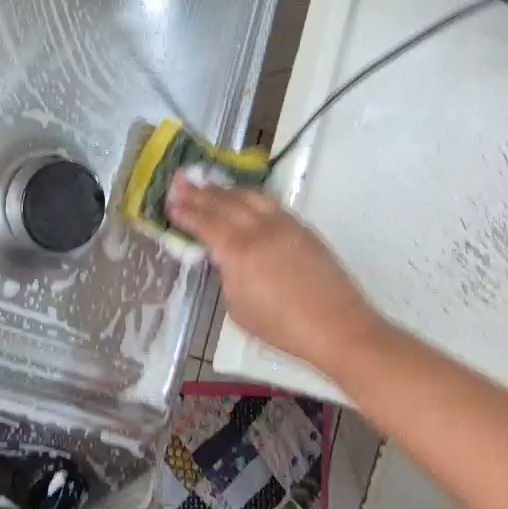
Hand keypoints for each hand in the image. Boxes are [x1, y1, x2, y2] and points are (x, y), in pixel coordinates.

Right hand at [165, 173, 388, 367]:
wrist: (337, 327)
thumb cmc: (281, 326)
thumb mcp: (237, 306)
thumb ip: (227, 274)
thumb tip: (226, 258)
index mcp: (237, 251)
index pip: (205, 223)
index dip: (185, 213)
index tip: (170, 205)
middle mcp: (259, 230)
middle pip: (224, 203)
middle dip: (199, 192)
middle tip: (181, 182)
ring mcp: (284, 225)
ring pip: (249, 196)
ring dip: (225, 189)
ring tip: (209, 184)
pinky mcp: (302, 229)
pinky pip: (270, 203)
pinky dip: (250, 196)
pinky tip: (243, 198)